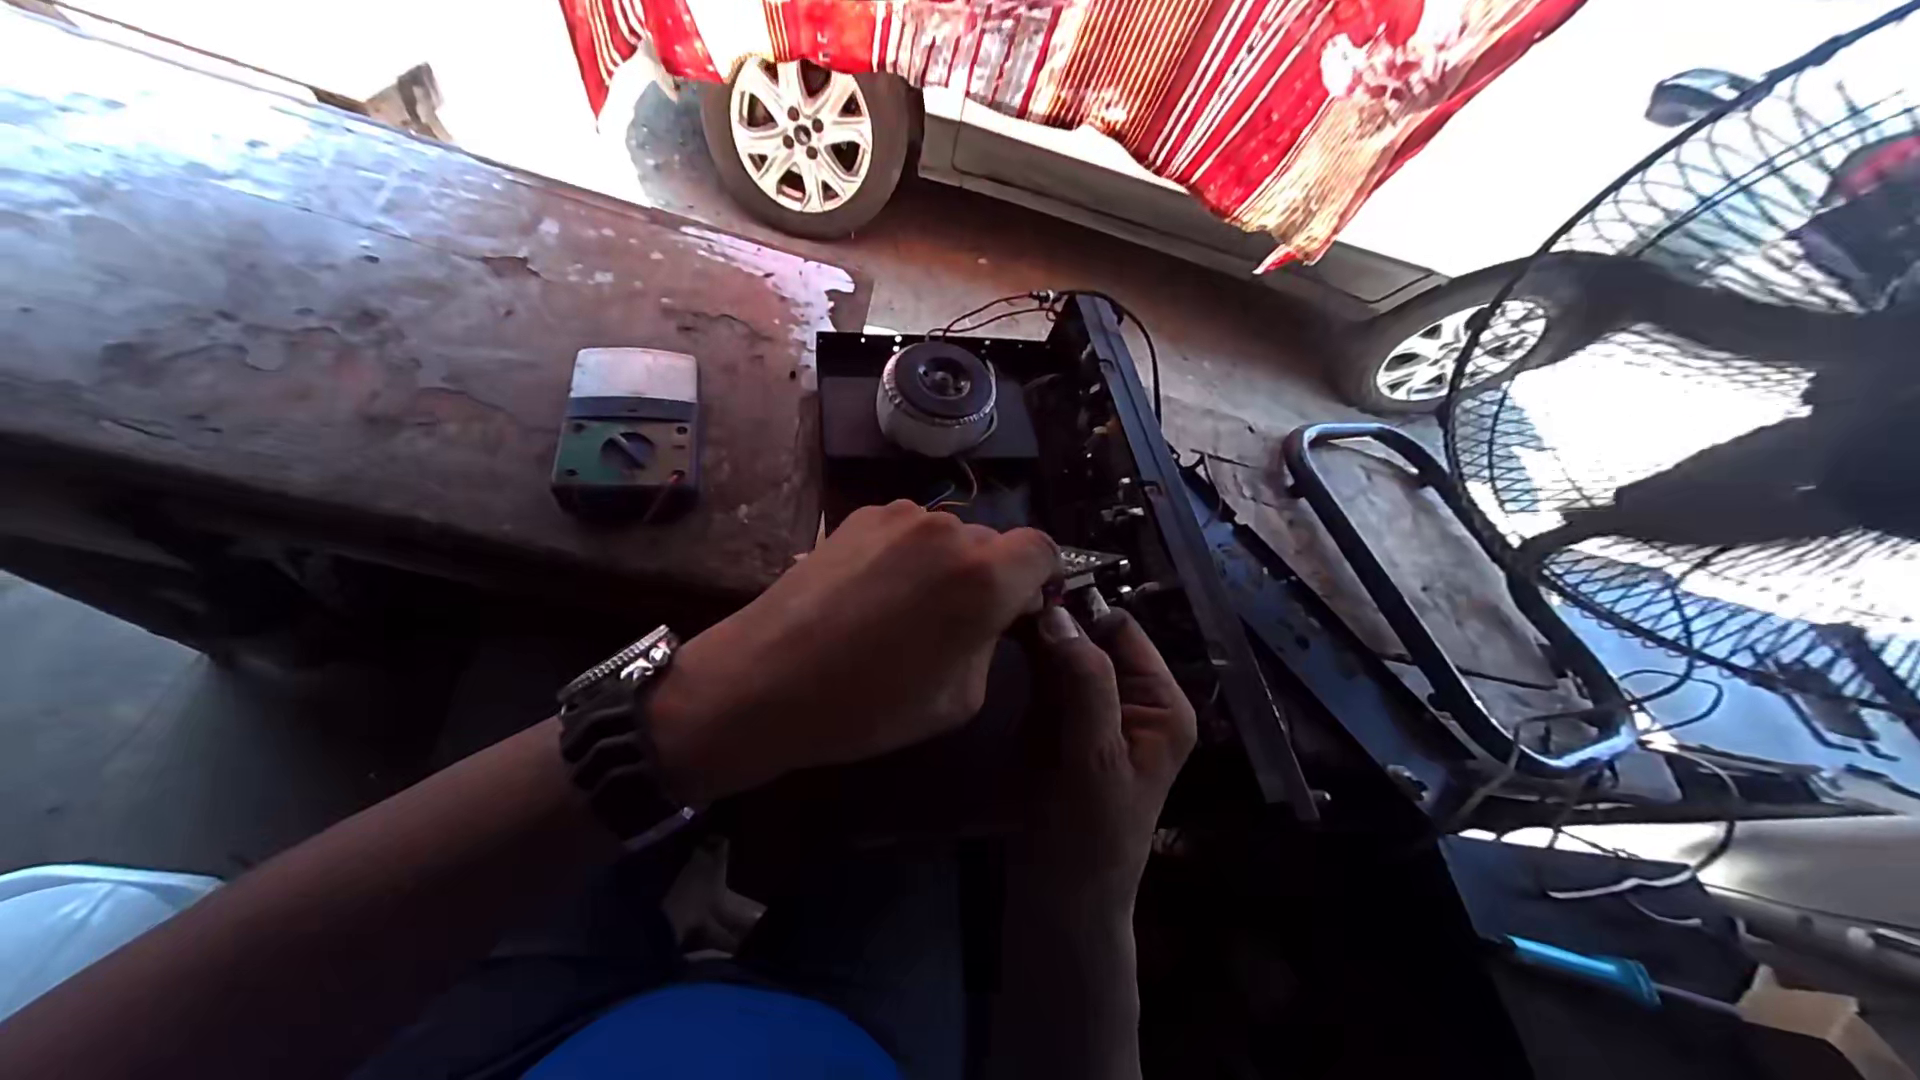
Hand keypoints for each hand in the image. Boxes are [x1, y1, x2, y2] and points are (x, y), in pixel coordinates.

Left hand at [647, 500, 1057, 803]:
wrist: (765, 680)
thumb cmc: (870, 704)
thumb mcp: (961, 697)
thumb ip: (993, 642)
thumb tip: (996, 614)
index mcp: (984, 576)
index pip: (1042, 549)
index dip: (1039, 578)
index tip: (1020, 608)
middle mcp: (948, 531)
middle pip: (993, 543)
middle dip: (990, 576)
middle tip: (958, 621)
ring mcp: (899, 516)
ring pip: (948, 536)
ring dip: (946, 565)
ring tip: (906, 609)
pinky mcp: (858, 515)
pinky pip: (906, 531)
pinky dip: (907, 555)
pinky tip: (872, 594)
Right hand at [1017, 606, 1196, 904]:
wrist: (1059, 893)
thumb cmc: (1093, 833)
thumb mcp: (1096, 757)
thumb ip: (1084, 684)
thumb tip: (1057, 615)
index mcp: (1159, 702)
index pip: (1123, 631)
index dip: (1082, 611)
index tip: (1035, 597)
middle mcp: (1128, 695)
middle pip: (1089, 636)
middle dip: (1053, 620)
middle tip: (1007, 602)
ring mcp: (1089, 705)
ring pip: (1061, 650)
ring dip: (1035, 634)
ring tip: (998, 615)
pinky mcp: (1056, 717)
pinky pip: (1042, 673)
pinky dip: (1024, 656)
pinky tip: (999, 641)